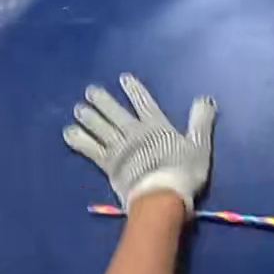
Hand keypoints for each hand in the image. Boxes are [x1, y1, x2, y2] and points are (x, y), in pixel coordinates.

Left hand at [63, 73, 214, 209]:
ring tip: (77, 109)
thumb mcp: (199, 145)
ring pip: (101, 128)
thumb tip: (205, 98)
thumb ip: (200, 121)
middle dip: (103, 101)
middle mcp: (135, 133)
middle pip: (116, 113)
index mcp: (157, 127)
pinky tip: (69, 133)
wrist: (163, 194)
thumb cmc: (184, 172)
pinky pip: (91, 149)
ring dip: (89, 118)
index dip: (134, 90)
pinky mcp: (109, 164)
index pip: (144, 103)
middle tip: (90, 91)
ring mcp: (120, 148)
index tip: (123, 78)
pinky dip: (80, 141)